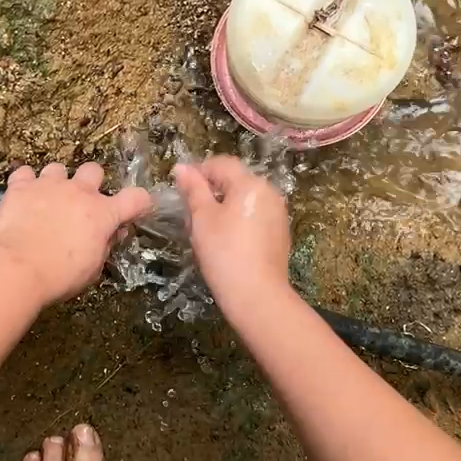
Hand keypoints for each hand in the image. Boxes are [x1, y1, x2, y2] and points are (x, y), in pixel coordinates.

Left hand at [0, 162, 151, 306]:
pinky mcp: (21, 186)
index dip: (139, 202)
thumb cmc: (57, 276)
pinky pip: (25, 173)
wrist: (16, 268)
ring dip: (56, 182)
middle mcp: (79, 192)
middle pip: (94, 170)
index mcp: (102, 214)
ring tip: (47, 201)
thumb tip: (107, 235)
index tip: (135, 208)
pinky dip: (25, 183)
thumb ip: (103, 247)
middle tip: (80, 204)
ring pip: (58, 168)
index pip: (135, 198)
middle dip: (90, 184)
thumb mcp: (91, 269)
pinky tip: (22, 197)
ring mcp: (49, 185)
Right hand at [172, 156, 293, 312]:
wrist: (257, 296)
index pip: (222, 164)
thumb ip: (193, 188)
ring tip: (204, 225)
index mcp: (251, 183)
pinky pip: (255, 215)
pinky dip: (238, 219)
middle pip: (236, 180)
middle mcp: (269, 192)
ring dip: (224, 205)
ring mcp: (278, 213)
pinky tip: (225, 239)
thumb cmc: (225, 252)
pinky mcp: (280, 233)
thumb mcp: (202, 217)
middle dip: (211, 189)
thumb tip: (181, 167)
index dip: (199, 171)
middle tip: (189, 208)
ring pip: (245, 199)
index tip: (180, 187)